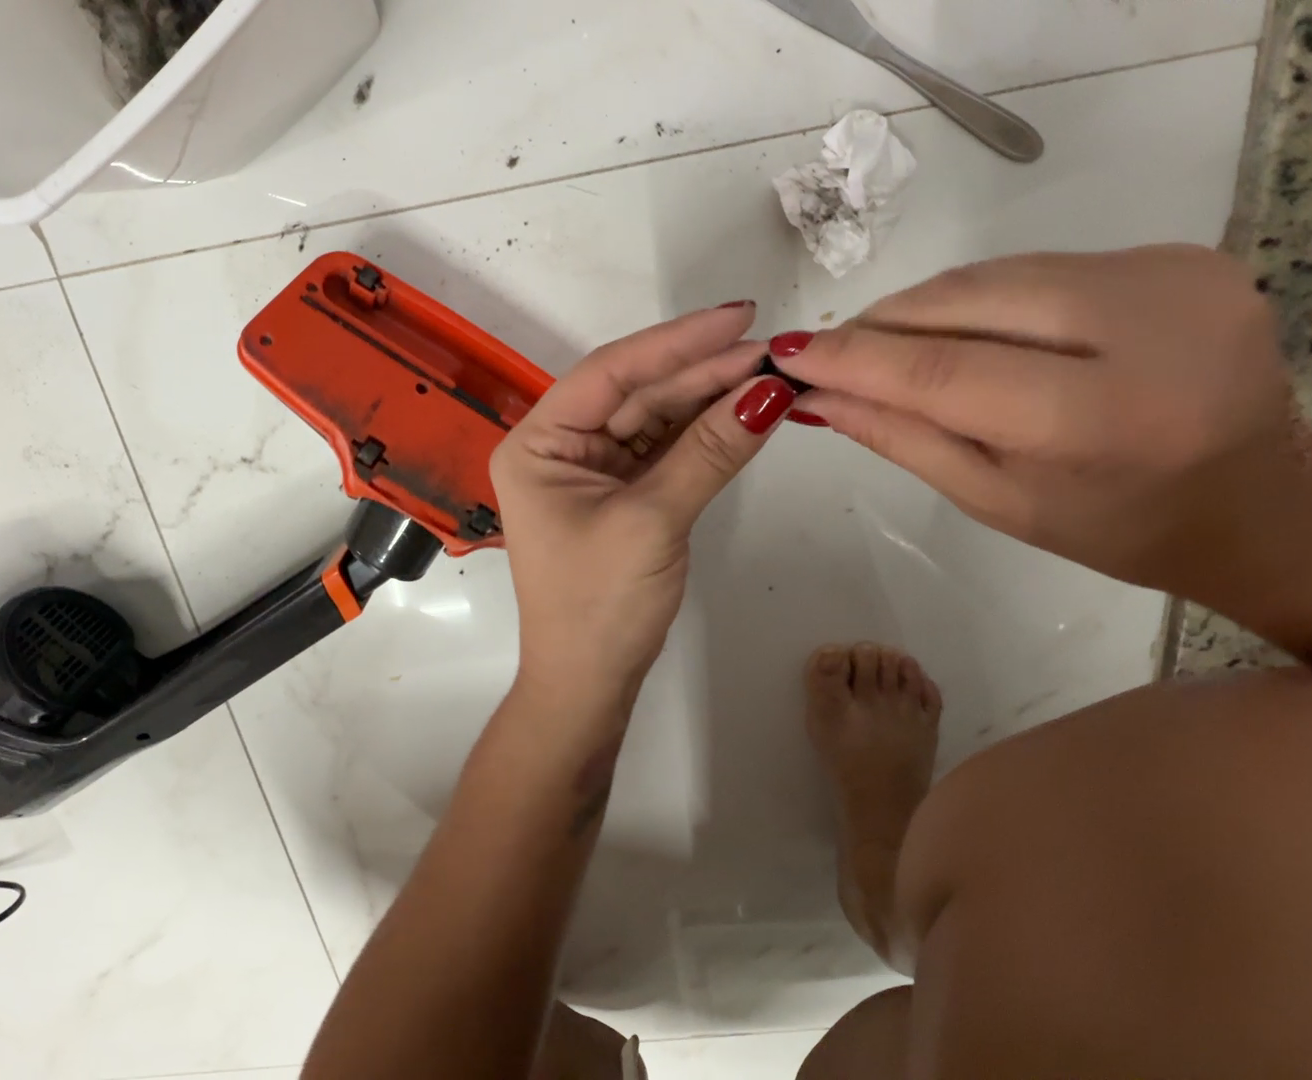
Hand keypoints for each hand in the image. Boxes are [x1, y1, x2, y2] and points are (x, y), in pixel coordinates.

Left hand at [491, 304, 794, 702]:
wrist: (589, 683)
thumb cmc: (600, 605)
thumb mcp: (653, 521)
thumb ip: (709, 452)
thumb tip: (771, 392)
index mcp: (539, 445)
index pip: (610, 374)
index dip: (676, 342)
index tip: (739, 318)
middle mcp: (561, 449)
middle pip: (637, 393)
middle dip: (702, 372)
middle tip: (772, 351)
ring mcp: (593, 472)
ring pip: (655, 419)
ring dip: (709, 399)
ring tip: (770, 374)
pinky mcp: (623, 495)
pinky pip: (666, 451)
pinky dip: (704, 434)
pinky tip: (745, 411)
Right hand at [776, 245, 1298, 591]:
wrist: (1259, 499)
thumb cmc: (1114, 525)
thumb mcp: (995, 499)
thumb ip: (903, 438)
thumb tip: (813, 394)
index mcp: (1103, 419)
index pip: (946, 372)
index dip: (856, 358)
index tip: (787, 353)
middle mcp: (1150, 328)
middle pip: (970, 301)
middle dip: (884, 322)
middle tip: (826, 348)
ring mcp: (1174, 277)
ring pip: (999, 274)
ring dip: (925, 306)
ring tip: (881, 342)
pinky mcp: (1178, 255)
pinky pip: (1039, 268)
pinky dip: (981, 297)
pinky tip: (958, 329)